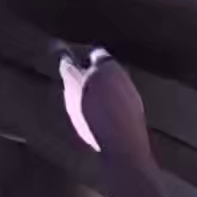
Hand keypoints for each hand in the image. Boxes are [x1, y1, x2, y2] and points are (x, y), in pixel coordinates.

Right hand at [59, 46, 155, 167]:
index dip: (79, 56)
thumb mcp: (71, 82)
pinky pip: (117, 108)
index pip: (94, 53)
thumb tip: (59, 46)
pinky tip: (94, 120)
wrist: (124, 150)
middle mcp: (126, 80)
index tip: (67, 64)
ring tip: (80, 104)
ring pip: (111, 90)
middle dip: (89, 76)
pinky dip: (105, 110)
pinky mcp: (136, 122)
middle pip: (104, 72)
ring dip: (97, 94)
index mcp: (111, 66)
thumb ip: (66, 65)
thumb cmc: (93, 109)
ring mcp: (134, 102)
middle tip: (71, 84)